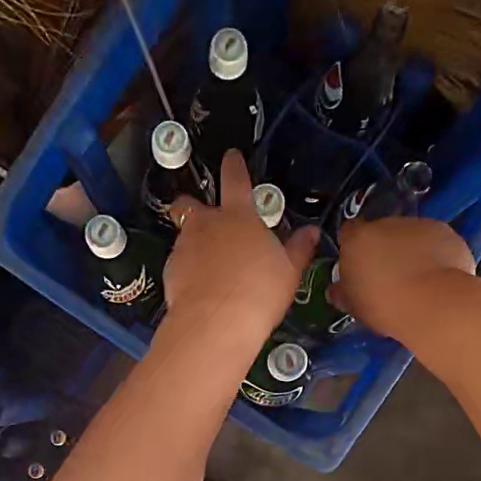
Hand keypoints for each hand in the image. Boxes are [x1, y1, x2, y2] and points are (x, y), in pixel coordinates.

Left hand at [166, 151, 317, 336]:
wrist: (216, 322)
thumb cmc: (257, 292)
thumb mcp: (288, 271)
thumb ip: (298, 249)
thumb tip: (310, 233)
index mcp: (239, 216)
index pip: (235, 179)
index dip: (233, 165)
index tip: (231, 157)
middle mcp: (206, 225)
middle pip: (191, 203)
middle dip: (194, 206)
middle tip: (206, 220)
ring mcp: (184, 247)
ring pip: (184, 237)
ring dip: (194, 246)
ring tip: (209, 268)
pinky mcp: (170, 273)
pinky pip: (178, 266)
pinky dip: (187, 273)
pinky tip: (200, 289)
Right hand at [331, 216, 480, 339]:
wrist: (433, 303)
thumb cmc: (384, 305)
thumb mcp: (354, 305)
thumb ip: (342, 292)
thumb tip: (337, 289)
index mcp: (358, 239)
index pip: (348, 232)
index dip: (352, 247)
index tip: (357, 266)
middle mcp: (387, 223)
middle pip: (381, 231)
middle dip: (383, 248)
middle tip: (387, 276)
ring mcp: (420, 225)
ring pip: (410, 235)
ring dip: (409, 250)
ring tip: (416, 278)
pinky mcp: (447, 233)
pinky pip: (435, 242)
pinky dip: (434, 254)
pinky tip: (436, 277)